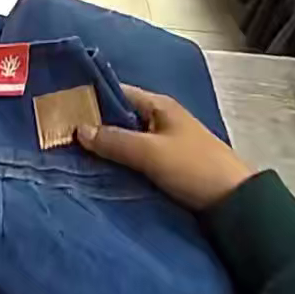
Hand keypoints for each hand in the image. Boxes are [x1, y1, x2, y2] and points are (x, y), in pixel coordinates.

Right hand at [76, 84, 254, 210]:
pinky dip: (121, 161)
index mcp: (159, 105)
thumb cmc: (193, 166)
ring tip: (74, 156)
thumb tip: (79, 128)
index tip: (65, 110)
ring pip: (128, 138)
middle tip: (62, 137)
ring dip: (108, 146)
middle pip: (122, 117)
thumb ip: (116, 141)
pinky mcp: (167, 163)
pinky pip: (137, 156)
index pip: (120, 94)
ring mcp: (164, 141)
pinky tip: (102, 172)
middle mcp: (160, 118)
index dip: (95, 100)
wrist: (232, 199)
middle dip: (97, 125)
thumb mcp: (151, 153)